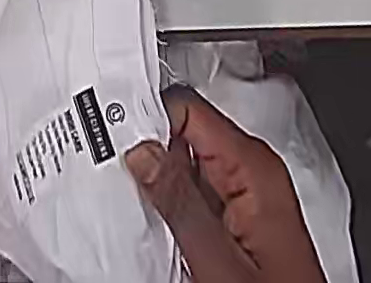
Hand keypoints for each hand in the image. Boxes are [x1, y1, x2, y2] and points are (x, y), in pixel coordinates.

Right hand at [127, 86, 326, 282]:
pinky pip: (194, 189)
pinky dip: (170, 198)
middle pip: (185, 130)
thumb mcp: (219, 262)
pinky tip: (156, 218)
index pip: (189, 109)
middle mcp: (251, 170)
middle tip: (118, 168)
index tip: (119, 137)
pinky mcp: (237, 217)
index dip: (149, 119)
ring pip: (186, 161)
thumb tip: (142, 150)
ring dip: (158, 175)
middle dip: (150, 148)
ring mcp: (245, 193)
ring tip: (134, 197)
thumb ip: (179, 201)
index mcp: (253, 166)